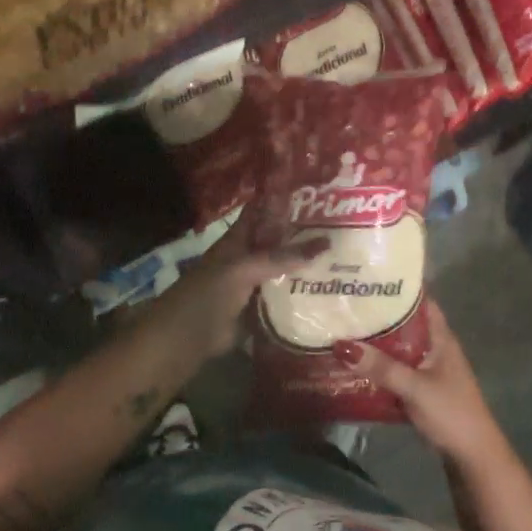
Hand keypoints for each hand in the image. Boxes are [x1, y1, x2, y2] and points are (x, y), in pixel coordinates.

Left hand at [148, 217, 328, 357]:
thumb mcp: (244, 269)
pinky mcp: (258, 311)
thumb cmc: (208, 294)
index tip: (315, 192)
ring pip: (283, 272)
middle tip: (343, 228)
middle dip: (304, 236)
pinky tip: (328, 292)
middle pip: (277, 244)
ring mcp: (252, 286)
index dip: (282, 201)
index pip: (261, 213)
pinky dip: (300, 296)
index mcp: (237, 241)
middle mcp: (246, 260)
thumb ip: (281, 258)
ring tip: (344, 258)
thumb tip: (326, 243)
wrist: (187, 337)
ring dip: (306, 267)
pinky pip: (282, 299)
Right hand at [335, 301, 503, 461]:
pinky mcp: (419, 391)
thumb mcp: (414, 387)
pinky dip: (376, 368)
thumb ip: (380, 367)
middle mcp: (434, 350)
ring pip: (396, 350)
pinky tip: (352, 367)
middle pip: (403, 325)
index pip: (420, 302)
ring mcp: (427, 371)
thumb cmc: (451, 413)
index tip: (366, 278)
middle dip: (377, 317)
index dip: (397, 288)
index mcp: (441, 339)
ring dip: (374, 344)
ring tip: (339, 330)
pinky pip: (393, 372)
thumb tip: (340, 344)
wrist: (472, 454)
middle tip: (342, 305)